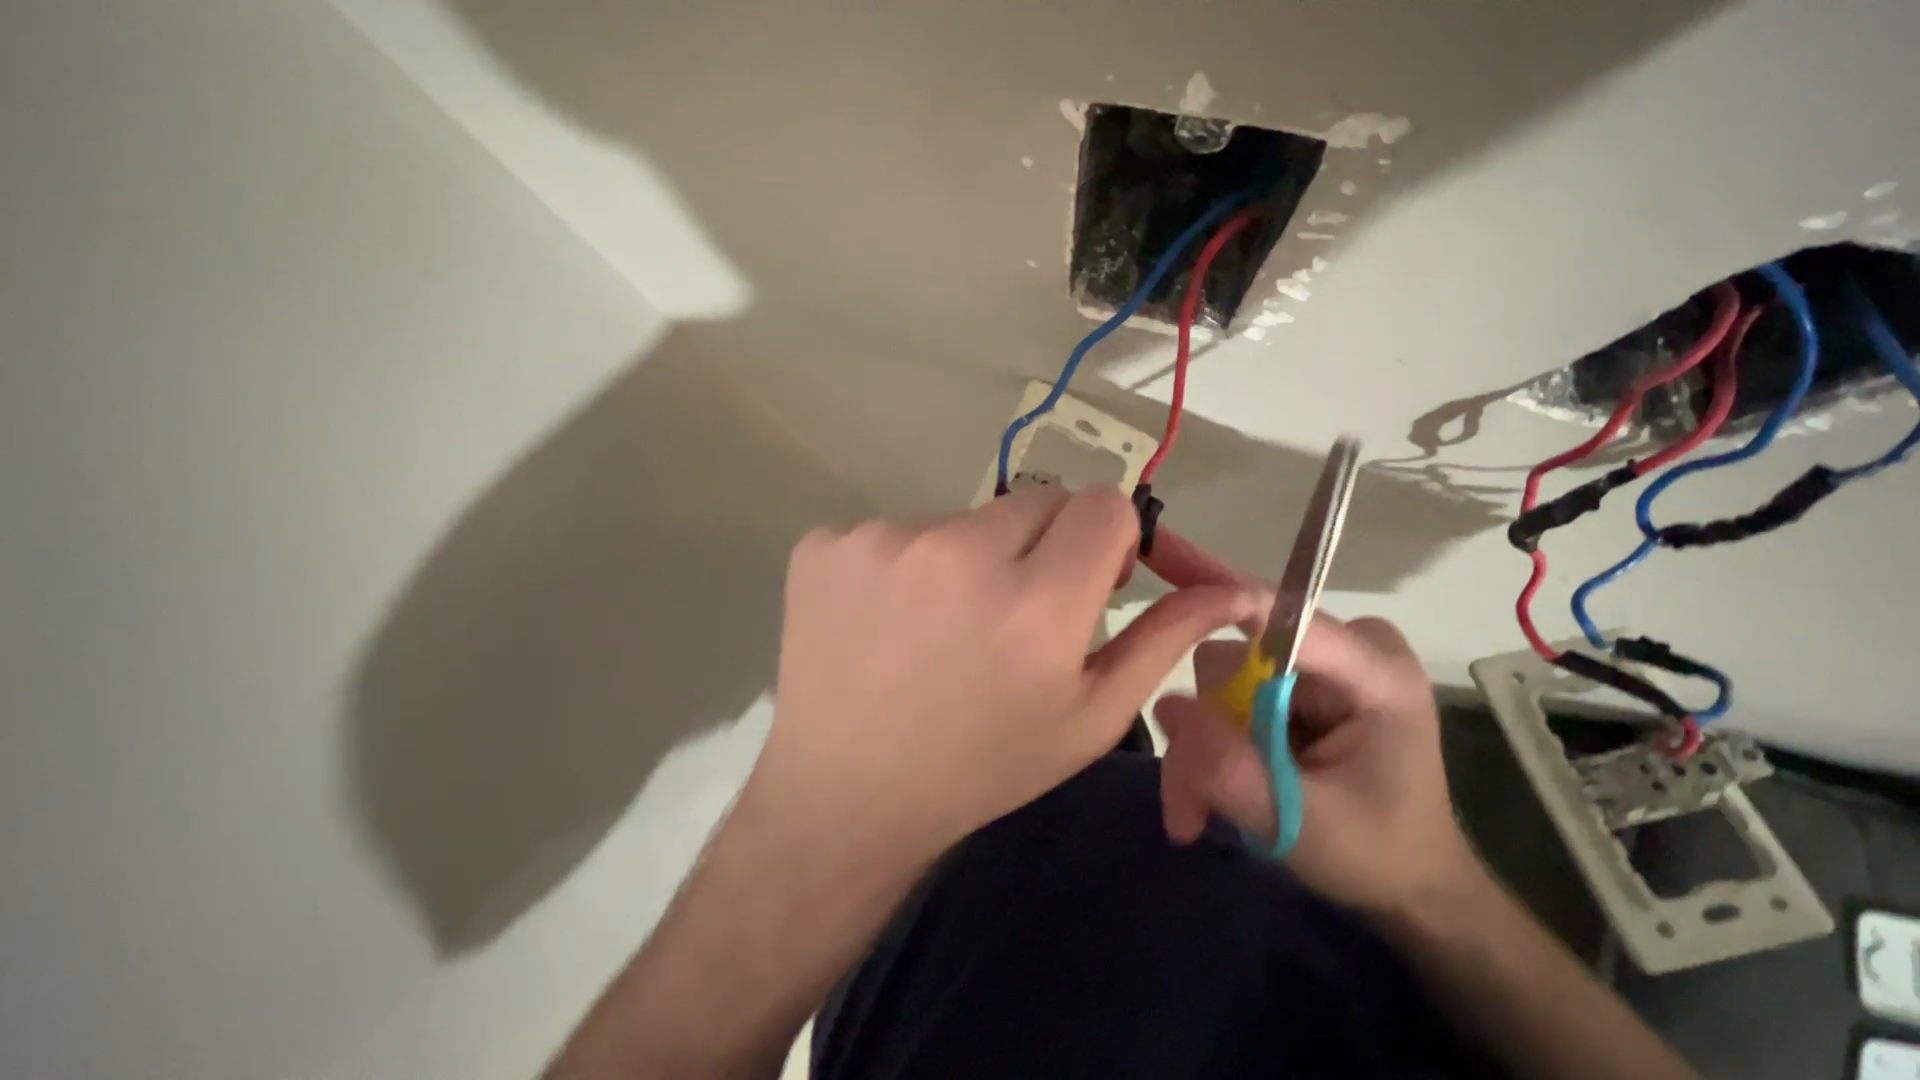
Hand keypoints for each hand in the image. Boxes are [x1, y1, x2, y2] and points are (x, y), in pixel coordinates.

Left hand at [752, 486, 1259, 867]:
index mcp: (1037, 603)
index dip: (1106, 539)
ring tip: (941, 629)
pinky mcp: (827, 542)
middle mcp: (960, 552)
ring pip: (961, 518)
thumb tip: (1231, 590)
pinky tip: (887, 625)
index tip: (1087, 581)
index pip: (1104, 505)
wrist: (846, 795)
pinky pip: (894, 531)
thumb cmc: (982, 766)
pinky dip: (902, 566)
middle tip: (1011, 614)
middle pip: (1036, 503)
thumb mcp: (1088, 718)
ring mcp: (883, 541)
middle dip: (1041, 547)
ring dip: (968, 558)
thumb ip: (1163, 641)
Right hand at [1144, 529, 1483, 916]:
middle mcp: (1348, 651)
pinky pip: (1231, 693)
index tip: (1158, 558)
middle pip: (1238, 651)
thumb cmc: (1377, 856)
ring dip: (1202, 743)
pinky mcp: (1299, 682)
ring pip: (1223, 675)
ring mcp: (1321, 664)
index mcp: (1375, 674)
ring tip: (1197, 808)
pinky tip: (1207, 794)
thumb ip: (1234, 771)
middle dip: (1203, 725)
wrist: (1410, 887)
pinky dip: (1212, 744)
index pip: (1283, 615)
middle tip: (1186, 798)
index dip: (1216, 595)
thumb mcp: (1301, 825)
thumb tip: (1167, 708)